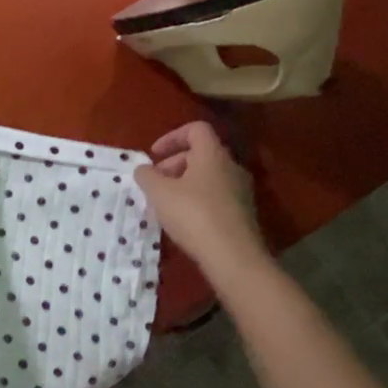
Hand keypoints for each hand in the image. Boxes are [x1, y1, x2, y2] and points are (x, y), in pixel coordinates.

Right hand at [133, 121, 265, 274]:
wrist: (235, 258)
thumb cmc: (193, 215)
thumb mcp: (159, 193)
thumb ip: (147, 176)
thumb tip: (144, 169)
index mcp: (213, 154)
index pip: (196, 129)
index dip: (172, 137)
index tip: (154, 154)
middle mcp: (231, 167)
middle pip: (200, 154)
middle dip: (173, 164)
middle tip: (155, 183)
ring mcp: (241, 191)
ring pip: (208, 177)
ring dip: (183, 184)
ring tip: (165, 205)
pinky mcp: (243, 214)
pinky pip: (216, 197)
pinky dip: (197, 201)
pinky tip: (183, 222)